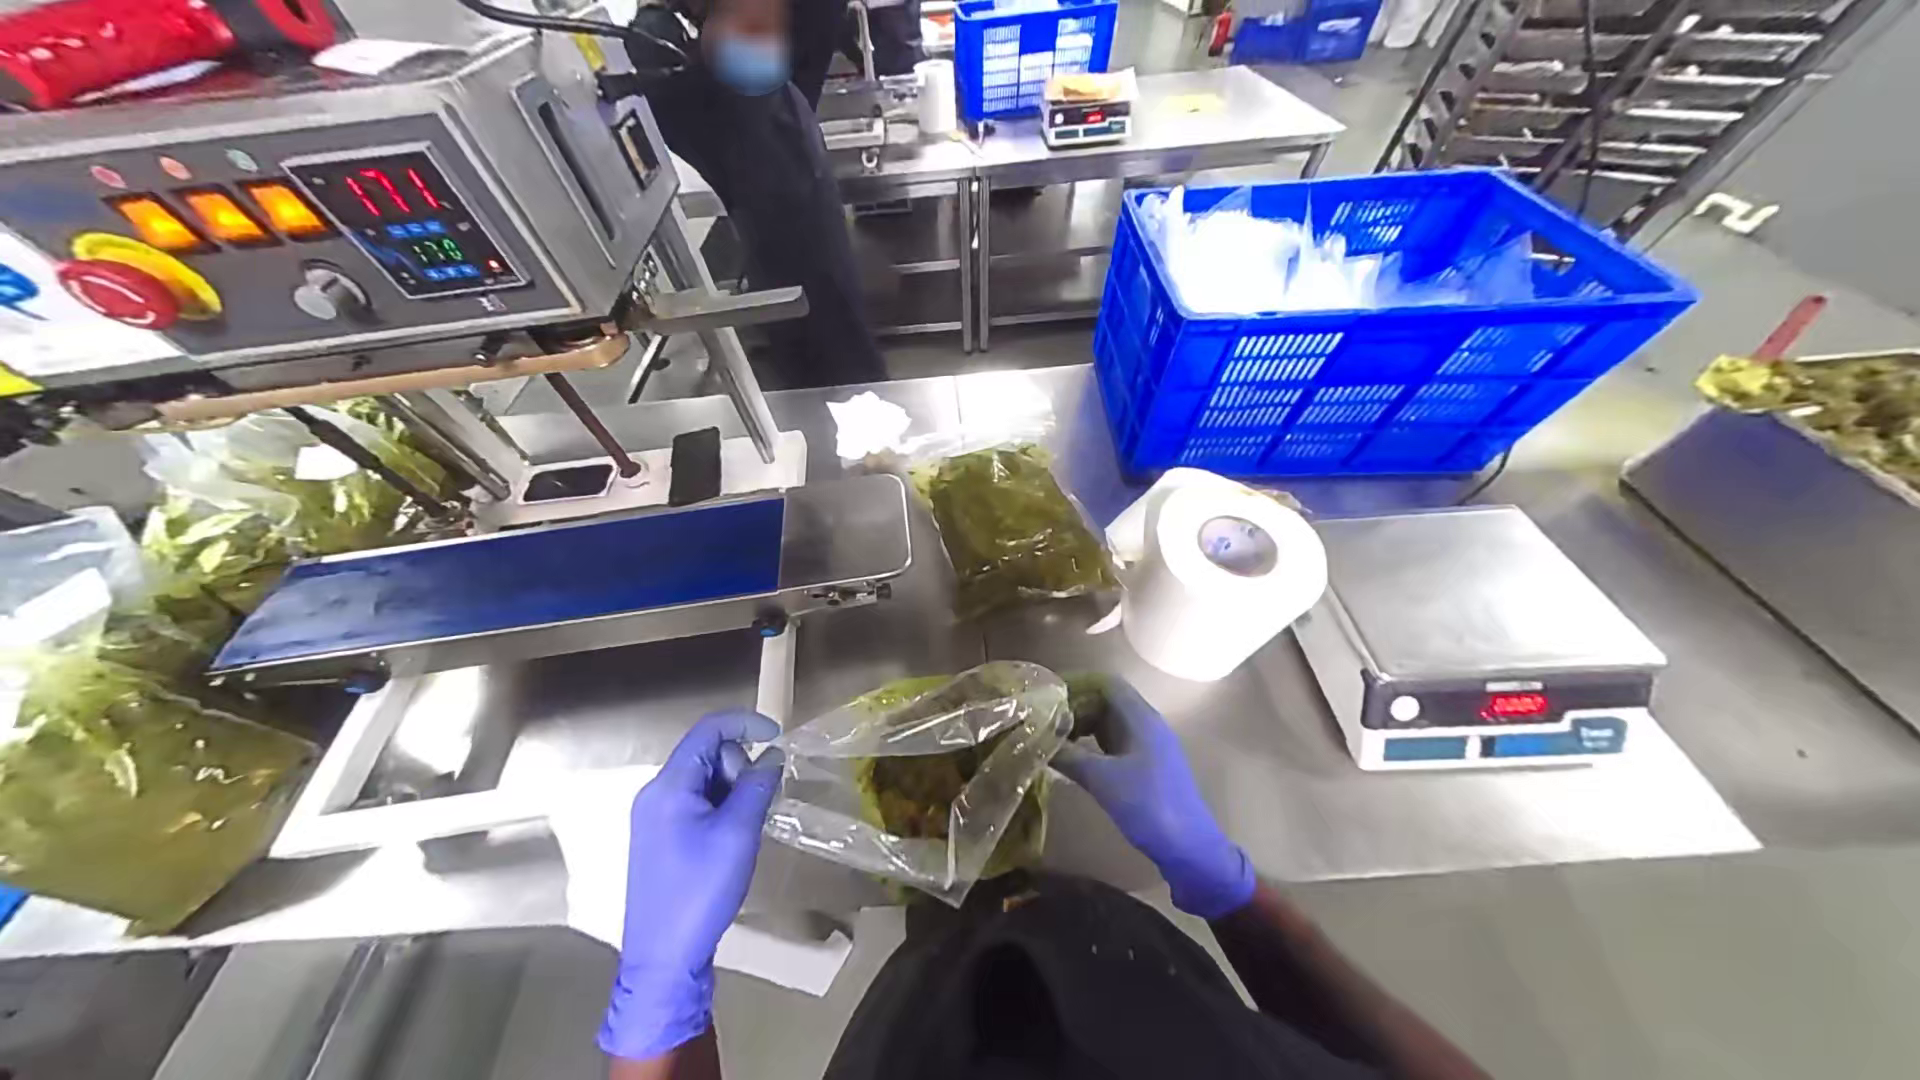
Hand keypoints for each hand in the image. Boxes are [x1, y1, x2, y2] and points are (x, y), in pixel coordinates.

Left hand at [601, 710, 784, 1061]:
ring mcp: (655, 816)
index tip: (777, 735)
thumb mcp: (738, 832)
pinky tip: (732, 836)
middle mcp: (656, 793)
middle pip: (707, 754)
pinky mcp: (661, 837)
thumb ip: (757, 785)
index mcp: (668, 786)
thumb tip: (773, 754)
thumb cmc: (700, 891)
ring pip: (705, 779)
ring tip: (744, 827)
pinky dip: (722, 806)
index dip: (746, 723)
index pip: (708, 730)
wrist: (663, 961)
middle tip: (753, 806)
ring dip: (733, 790)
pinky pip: (698, 801)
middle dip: (739, 767)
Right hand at [1054, 679, 1254, 918]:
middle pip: (1107, 700)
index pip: (1107, 683)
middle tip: (1045, 720)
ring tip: (1053, 738)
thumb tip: (1037, 740)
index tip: (1049, 694)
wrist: (1188, 849)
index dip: (1078, 683)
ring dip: (1081, 726)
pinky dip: (1090, 744)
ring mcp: (1146, 746)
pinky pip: (1112, 743)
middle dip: (1075, 706)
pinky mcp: (1144, 766)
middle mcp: (1145, 725)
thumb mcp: (1103, 780)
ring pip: (1108, 722)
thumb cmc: (1149, 806)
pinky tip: (1072, 758)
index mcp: (1141, 719)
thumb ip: (1069, 756)